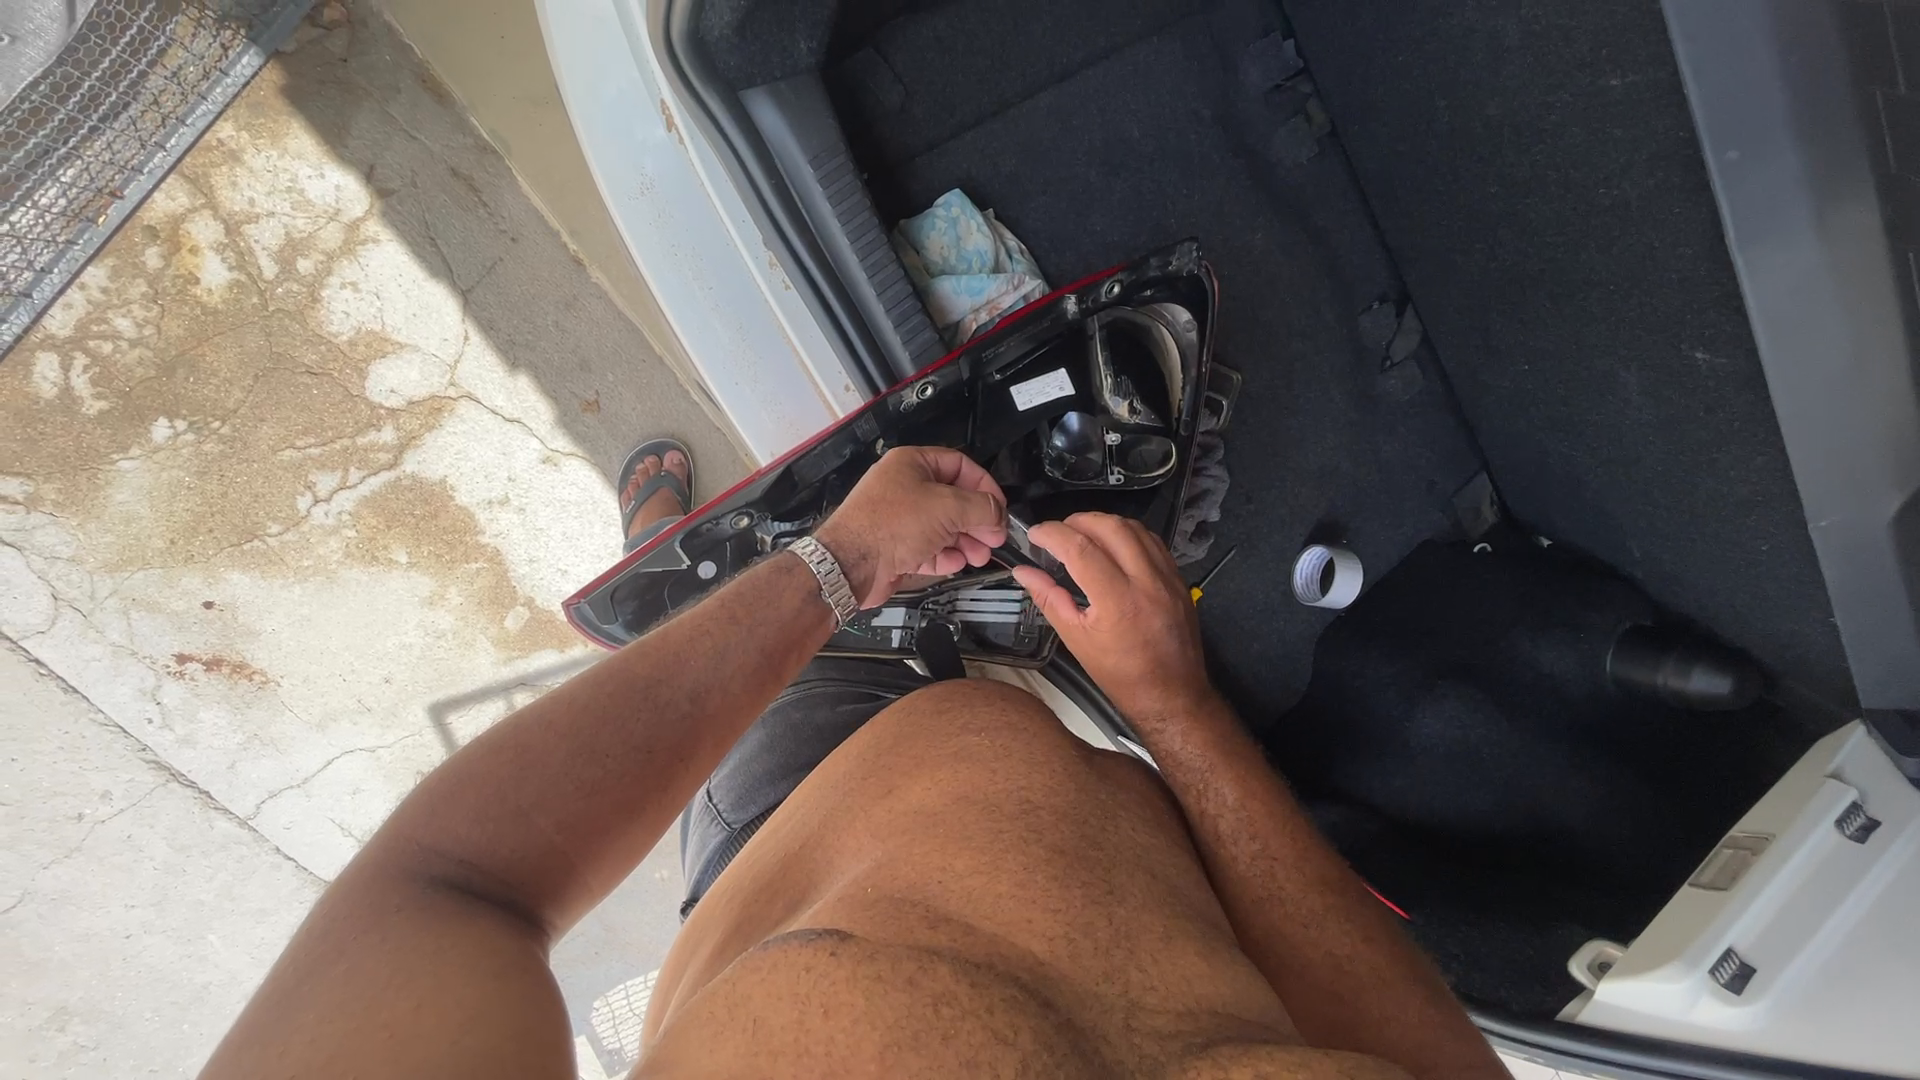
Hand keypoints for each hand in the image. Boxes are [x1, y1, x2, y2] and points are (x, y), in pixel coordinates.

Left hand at [813, 446, 1008, 607]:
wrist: (850, 565)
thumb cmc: (889, 526)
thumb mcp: (948, 508)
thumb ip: (981, 507)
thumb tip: (998, 514)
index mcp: (912, 464)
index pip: (960, 465)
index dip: (984, 485)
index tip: (999, 507)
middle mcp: (905, 488)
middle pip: (955, 500)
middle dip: (977, 521)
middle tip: (994, 536)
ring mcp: (900, 519)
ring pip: (944, 527)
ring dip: (966, 542)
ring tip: (979, 555)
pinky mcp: (897, 547)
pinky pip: (930, 548)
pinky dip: (945, 556)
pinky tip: (954, 563)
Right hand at [1011, 513, 1219, 732]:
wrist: (1172, 695)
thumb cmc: (1121, 675)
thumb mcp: (1076, 639)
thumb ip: (1048, 598)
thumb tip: (1023, 571)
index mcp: (1117, 601)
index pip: (1080, 548)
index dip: (1052, 534)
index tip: (1035, 534)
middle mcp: (1146, 582)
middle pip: (1109, 527)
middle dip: (1077, 521)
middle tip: (1057, 533)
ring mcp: (1167, 578)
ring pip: (1134, 528)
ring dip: (1103, 523)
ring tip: (1082, 534)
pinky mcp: (1178, 578)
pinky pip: (1152, 541)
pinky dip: (1128, 534)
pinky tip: (1112, 544)